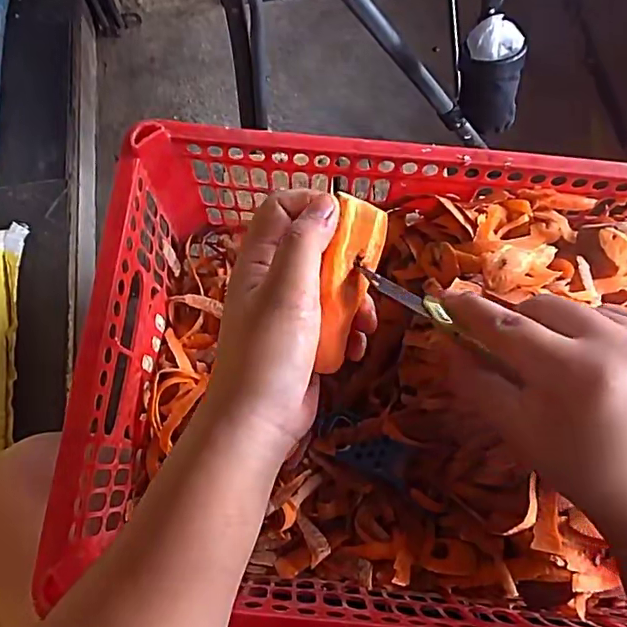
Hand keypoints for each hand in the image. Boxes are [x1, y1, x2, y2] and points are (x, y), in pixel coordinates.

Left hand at [201, 190, 376, 452]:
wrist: (260, 423)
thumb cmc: (270, 352)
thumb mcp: (289, 289)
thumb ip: (306, 241)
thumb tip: (326, 203)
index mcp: (260, 259)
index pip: (281, 208)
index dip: (312, 204)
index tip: (346, 220)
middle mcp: (273, 279)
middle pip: (316, 245)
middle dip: (346, 260)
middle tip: (365, 274)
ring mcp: (291, 310)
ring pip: (333, 285)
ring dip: (356, 301)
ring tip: (366, 324)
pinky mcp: (306, 338)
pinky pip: (335, 319)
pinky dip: (349, 330)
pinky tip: (354, 348)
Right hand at [442, 293, 626, 525]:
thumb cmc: (574, 464)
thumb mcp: (514, 428)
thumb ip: (476, 381)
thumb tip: (448, 340)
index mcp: (570, 373)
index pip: (507, 326)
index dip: (472, 310)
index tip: (446, 296)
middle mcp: (612, 344)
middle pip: (541, 306)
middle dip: (519, 322)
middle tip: (511, 350)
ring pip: (575, 308)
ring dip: (556, 327)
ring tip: (562, 366)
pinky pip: (610, 315)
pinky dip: (591, 332)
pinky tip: (595, 365)